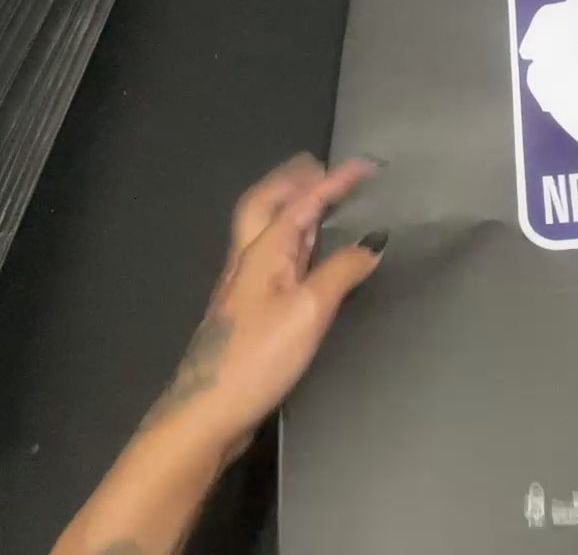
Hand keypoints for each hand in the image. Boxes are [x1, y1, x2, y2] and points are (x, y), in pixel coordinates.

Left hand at [138, 155, 387, 457]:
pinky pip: (269, 251)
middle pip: (265, 203)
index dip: (335, 181)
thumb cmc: (258, 356)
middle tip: (320, 167)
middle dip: (292, 179)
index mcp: (264, 250)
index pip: (303, 202)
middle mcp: (249, 258)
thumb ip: (342, 271)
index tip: (365, 163)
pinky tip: (303, 251)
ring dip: (287, 202)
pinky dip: (288, 233)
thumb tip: (373, 242)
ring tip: (315, 197)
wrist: (204, 414)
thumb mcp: (310, 311)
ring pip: (263, 226)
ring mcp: (242, 284)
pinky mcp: (245, 308)